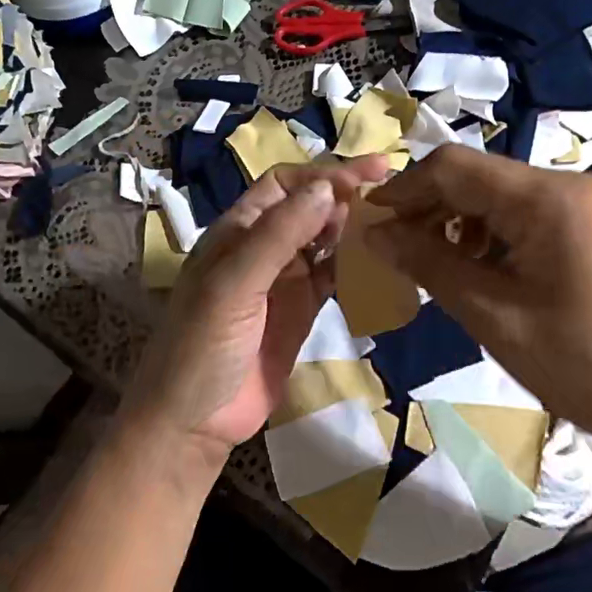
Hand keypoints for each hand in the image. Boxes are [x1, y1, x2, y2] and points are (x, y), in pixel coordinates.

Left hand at [124, 156, 392, 461]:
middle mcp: (260, 249)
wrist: (194, 419)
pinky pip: (332, 278)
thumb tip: (327, 187)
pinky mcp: (301, 312)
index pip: (283, 185)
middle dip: (346, 198)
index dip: (324, 174)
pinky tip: (384, 263)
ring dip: (354, 230)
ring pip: (324, 241)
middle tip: (396, 199)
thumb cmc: (202, 345)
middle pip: (308, 208)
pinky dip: (356, 268)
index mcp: (235, 232)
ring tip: (396, 225)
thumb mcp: (233, 284)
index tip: (373, 172)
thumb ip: (277, 236)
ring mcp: (281, 282)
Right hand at [365, 146, 591, 468]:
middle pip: (473, 178)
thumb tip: (373, 232)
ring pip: (493, 197)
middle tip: (389, 250)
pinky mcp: (590, 230)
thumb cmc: (582, 364)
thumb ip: (426, 263)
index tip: (366, 224)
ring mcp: (585, 207)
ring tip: (426, 266)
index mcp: (550, 198)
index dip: (401, 190)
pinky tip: (469, 272)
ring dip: (451, 224)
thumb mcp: (490, 314)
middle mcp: (570, 187)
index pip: (453, 168)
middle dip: (424, 209)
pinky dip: (482, 237)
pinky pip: (519, 217)